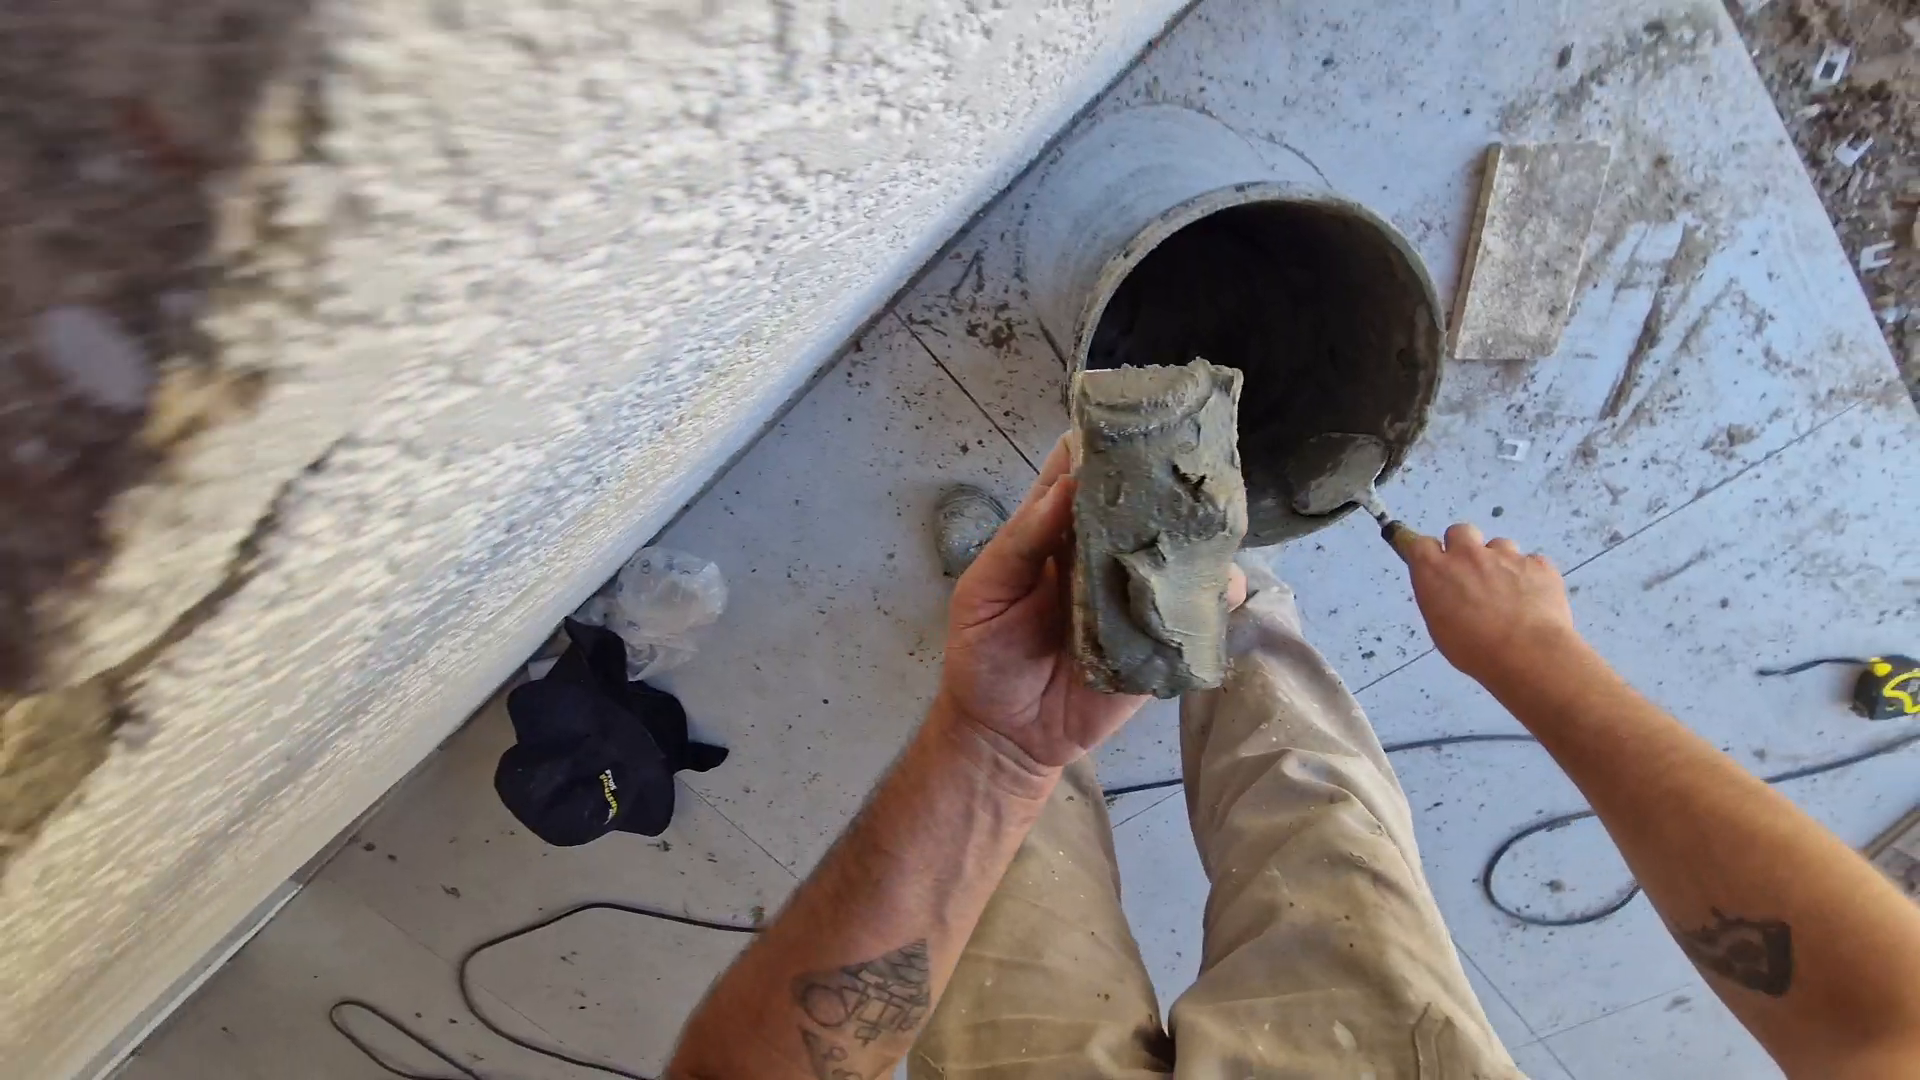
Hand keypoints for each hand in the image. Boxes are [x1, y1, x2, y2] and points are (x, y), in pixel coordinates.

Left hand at [937, 436, 1243, 773]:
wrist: (1006, 732)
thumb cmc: (984, 653)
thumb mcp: (983, 592)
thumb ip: (1021, 541)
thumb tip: (1066, 483)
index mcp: (1053, 535)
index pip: (1080, 475)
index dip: (1102, 443)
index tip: (1132, 413)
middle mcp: (1099, 555)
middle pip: (1137, 506)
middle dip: (1162, 479)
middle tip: (1194, 452)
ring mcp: (1131, 596)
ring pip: (1173, 553)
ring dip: (1195, 533)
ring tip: (1215, 512)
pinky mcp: (1154, 642)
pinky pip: (1190, 616)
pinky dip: (1211, 598)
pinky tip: (1221, 584)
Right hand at [1396, 523, 1585, 689]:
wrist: (1528, 654)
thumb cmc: (1471, 648)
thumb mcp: (1438, 623)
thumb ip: (1439, 595)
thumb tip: (1447, 589)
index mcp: (1434, 570)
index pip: (1419, 543)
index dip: (1425, 551)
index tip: (1429, 561)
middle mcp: (1467, 555)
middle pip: (1460, 531)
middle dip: (1463, 545)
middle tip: (1471, 571)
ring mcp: (1506, 556)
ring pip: (1500, 545)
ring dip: (1499, 561)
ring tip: (1508, 590)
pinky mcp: (1539, 565)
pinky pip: (1532, 562)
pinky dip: (1530, 576)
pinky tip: (1534, 599)